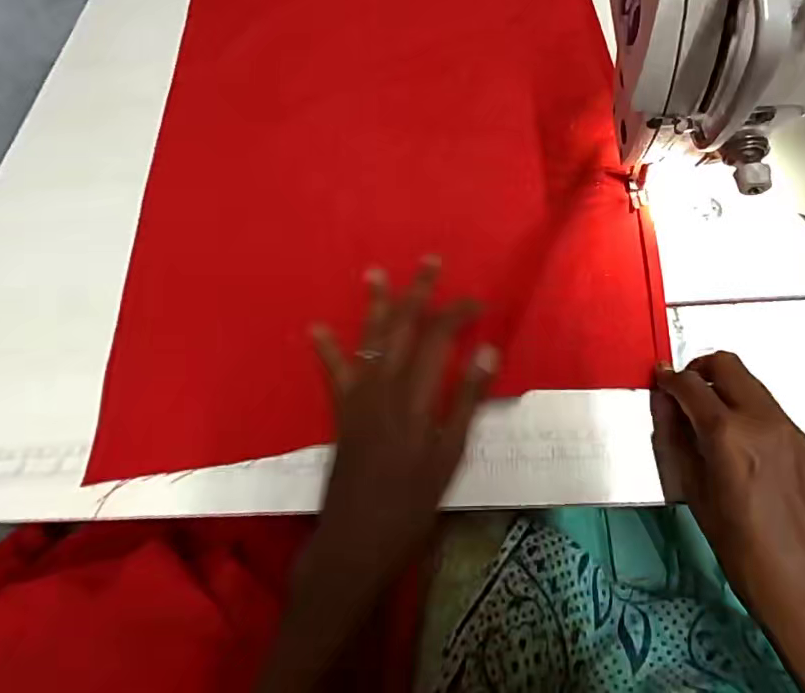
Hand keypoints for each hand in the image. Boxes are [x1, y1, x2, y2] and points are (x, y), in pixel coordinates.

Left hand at [310, 256, 497, 567]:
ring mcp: (358, 400)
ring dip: (375, 305)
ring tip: (375, 273)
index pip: (439, 338)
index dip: (458, 314)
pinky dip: (326, 349)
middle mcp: (383, 389)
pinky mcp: (341, 414)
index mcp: (415, 398)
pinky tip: (316, 328)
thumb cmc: (412, 504)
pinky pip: (334, 374)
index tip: (478, 303)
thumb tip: (487, 350)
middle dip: (418, 292)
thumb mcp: (450, 455)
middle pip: (403, 328)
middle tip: (430, 261)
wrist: (354, 544)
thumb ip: (467, 400)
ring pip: (369, 341)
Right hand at [653, 352, 804, 692]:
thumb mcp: (697, 498)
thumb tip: (667, 409)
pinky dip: (746, 408)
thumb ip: (678, 443)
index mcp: (730, 435)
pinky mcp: (804, 441)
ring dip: (724, 387)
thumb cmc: (747, 557)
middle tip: (683, 392)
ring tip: (707, 419)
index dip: (669, 380)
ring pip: (749, 381)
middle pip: (726, 364)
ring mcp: (788, 427)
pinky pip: (768, 406)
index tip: (661, 382)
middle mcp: (762, 419)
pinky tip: (737, 441)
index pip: (691, 384)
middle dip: (698, 370)